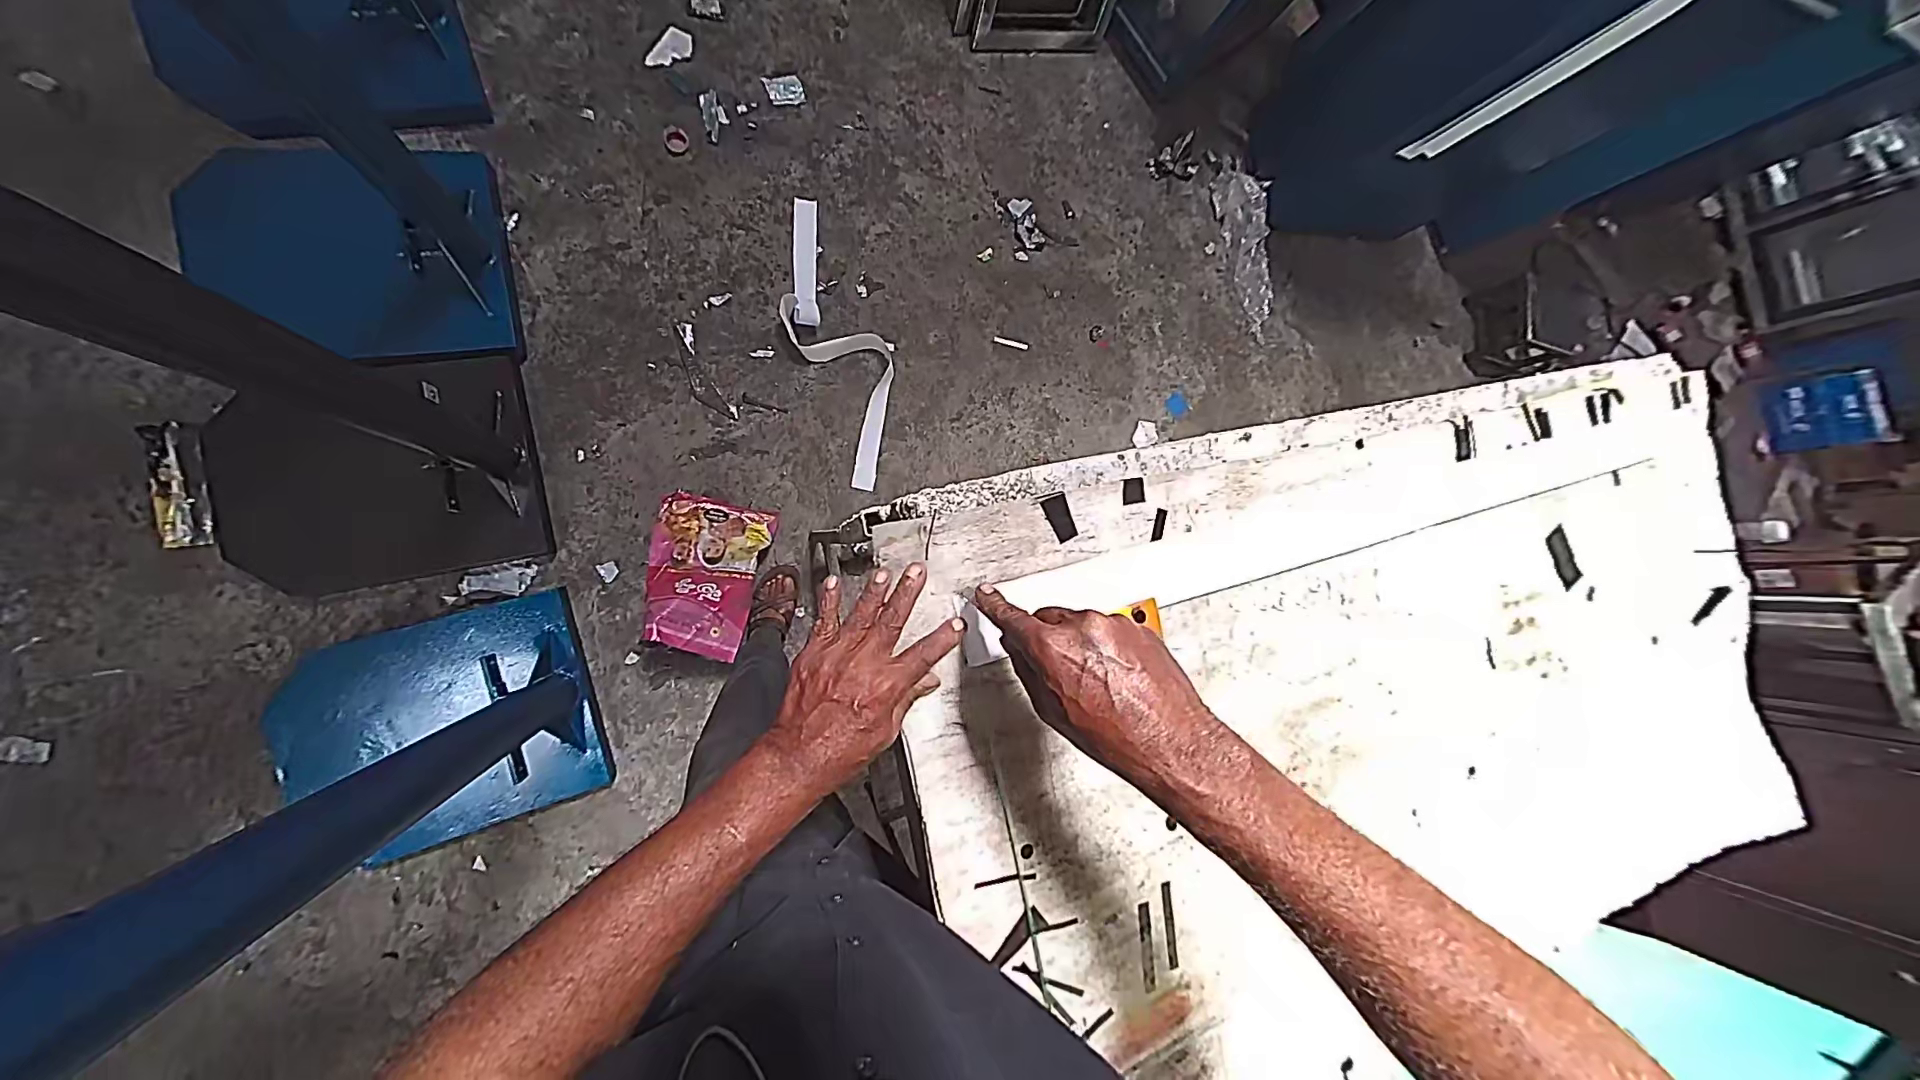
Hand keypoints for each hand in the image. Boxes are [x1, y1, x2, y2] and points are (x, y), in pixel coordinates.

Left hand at [765, 564, 963, 794]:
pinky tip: (833, 583)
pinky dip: (829, 600)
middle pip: (893, 620)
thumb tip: (924, 682)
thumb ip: (905, 699)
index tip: (955, 624)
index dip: (943, 638)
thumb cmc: (840, 750)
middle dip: (908, 592)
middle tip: (918, 573)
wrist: (799, 756)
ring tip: (885, 573)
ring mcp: (837, 655)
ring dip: (875, 590)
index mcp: (887, 685)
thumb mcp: (885, 730)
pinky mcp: (813, 654)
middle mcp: (863, 664)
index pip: (923, 654)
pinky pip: (823, 620)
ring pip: (861, 614)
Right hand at [973, 586, 1222, 791]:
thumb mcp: (1054, 711)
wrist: (1170, 741)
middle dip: (1047, 639)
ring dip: (1080, 644)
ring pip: (1080, 624)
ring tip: (1096, 683)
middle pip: (1049, 619)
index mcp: (1053, 646)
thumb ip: (1029, 671)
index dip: (995, 606)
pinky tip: (1115, 677)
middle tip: (1056, 670)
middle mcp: (1083, 627)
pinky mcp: (1136, 627)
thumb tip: (1021, 652)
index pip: (1013, 617)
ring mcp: (1113, 624)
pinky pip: (1108, 630)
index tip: (988, 597)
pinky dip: (1106, 647)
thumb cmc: (1118, 736)